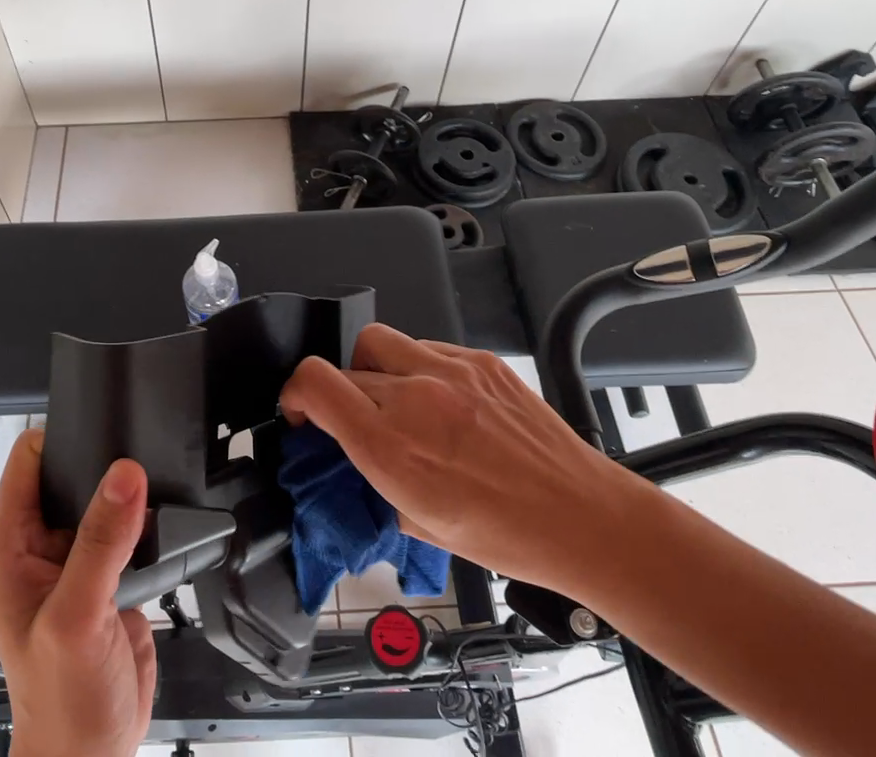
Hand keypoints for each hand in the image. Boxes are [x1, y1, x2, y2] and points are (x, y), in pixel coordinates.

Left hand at [0, 429, 156, 756]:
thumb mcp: (76, 615)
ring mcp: (81, 561)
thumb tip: (125, 473)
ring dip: (134, 494)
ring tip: (165, 482)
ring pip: (109, 500)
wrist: (93, 750)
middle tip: (149, 451)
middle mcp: (44, 545)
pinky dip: (152, 523)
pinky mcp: (115, 577)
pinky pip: (133, 531)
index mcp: (13, 545)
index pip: (30, 462)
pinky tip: (172, 519)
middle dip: (108, 463)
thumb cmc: (63, 696)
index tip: (108, 427)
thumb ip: (100, 542)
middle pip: (74, 474)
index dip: (64, 437)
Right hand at [279, 324, 651, 591]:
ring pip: (380, 342)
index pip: (313, 383)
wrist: (581, 516)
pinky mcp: (481, 361)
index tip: (300, 411)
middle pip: (343, 366)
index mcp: (391, 447)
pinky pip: (425, 346)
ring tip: (396, 403)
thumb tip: (350, 454)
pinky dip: (416, 368)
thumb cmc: (508, 533)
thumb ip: (372, 478)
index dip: (294, 395)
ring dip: (373, 370)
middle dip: (338, 393)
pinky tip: (437, 400)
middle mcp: (416, 399)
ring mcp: (451, 372)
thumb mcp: (417, 522)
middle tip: (356, 421)